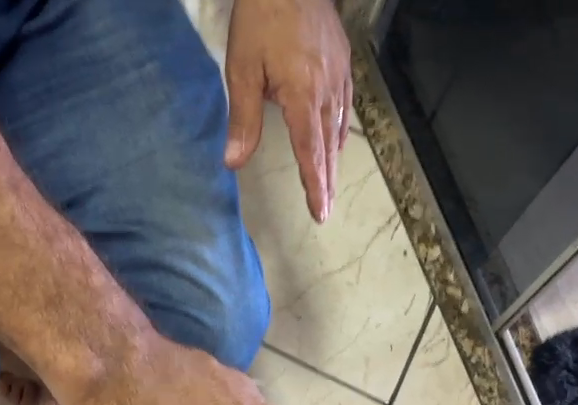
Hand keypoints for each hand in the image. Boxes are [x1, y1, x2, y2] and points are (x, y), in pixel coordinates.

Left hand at [222, 0, 353, 222]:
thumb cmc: (261, 19)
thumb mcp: (242, 69)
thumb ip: (243, 119)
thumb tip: (234, 162)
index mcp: (303, 98)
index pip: (310, 153)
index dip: (315, 186)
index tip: (319, 212)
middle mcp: (326, 92)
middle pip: (327, 148)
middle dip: (327, 181)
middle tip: (326, 210)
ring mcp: (338, 76)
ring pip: (338, 128)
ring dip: (333, 160)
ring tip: (329, 184)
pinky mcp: (342, 62)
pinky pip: (344, 106)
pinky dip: (339, 129)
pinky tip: (336, 139)